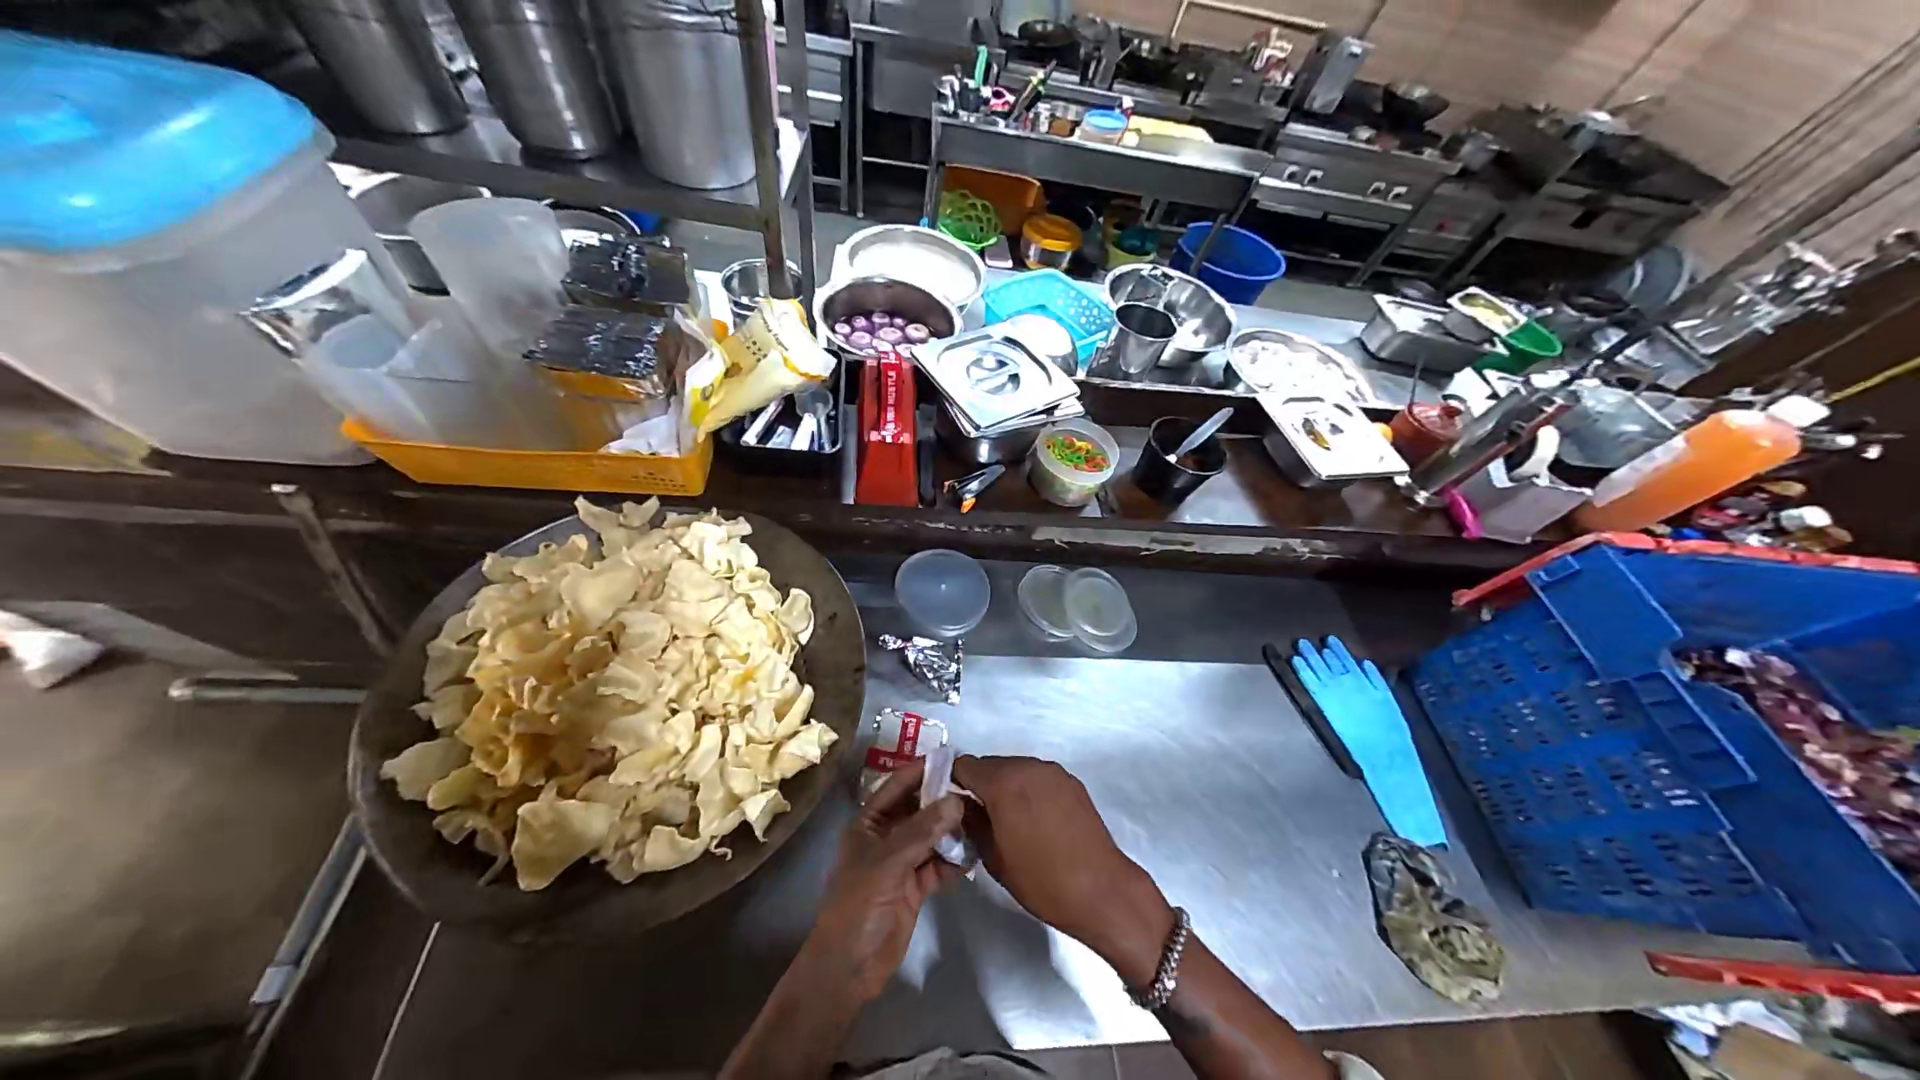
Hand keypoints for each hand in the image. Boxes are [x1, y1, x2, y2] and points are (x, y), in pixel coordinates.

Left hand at [806, 759, 964, 1000]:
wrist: (849, 967)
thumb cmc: (857, 905)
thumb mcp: (888, 862)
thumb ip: (922, 831)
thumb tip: (957, 799)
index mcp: (868, 823)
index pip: (897, 786)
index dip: (921, 771)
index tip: (952, 758)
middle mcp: (886, 837)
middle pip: (919, 810)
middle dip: (944, 800)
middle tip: (977, 789)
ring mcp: (902, 862)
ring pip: (932, 837)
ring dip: (953, 830)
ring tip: (983, 820)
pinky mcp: (916, 887)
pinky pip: (939, 865)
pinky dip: (955, 860)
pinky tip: (975, 854)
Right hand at [951, 755, 1173, 987]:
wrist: (1101, 890)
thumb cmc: (1042, 880)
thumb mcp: (994, 858)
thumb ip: (972, 824)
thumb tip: (961, 808)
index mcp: (1003, 782)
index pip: (964, 765)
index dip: (953, 782)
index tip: (951, 804)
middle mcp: (1028, 766)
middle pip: (991, 765)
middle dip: (980, 785)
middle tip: (979, 816)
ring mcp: (1053, 772)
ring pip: (1015, 769)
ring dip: (1005, 786)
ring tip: (1009, 820)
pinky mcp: (1072, 782)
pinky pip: (1038, 778)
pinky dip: (1029, 790)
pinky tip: (1034, 820)